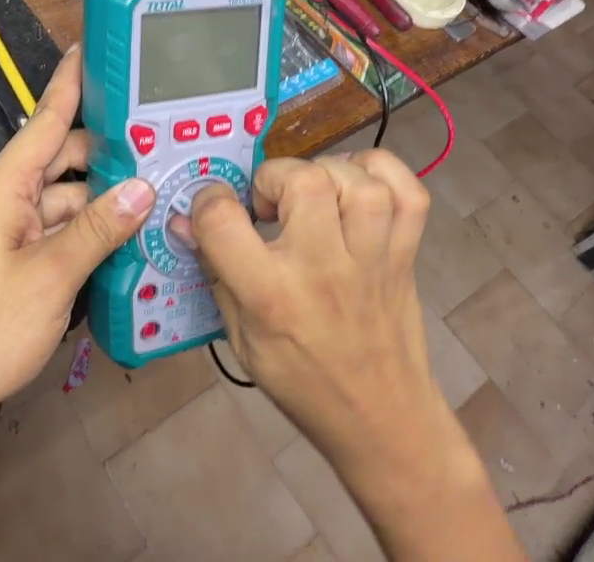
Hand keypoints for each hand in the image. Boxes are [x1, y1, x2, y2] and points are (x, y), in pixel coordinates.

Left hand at [0, 46, 154, 439]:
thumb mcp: (51, 277)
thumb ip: (98, 228)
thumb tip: (143, 186)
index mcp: (2, 187)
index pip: (46, 120)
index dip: (70, 82)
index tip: (90, 45)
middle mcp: (3, 198)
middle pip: (63, 160)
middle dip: (109, 154)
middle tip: (165, 146)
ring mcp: (6, 231)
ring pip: (65, 199)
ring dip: (103, 200)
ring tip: (159, 195)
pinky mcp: (12, 259)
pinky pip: (56, 230)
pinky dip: (87, 231)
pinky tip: (126, 238)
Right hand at [173, 151, 445, 468]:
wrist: (382, 418)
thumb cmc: (301, 380)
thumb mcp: (241, 338)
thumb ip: (216, 272)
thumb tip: (185, 220)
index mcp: (271, 295)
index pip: (223, 219)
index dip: (207, 199)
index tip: (215, 207)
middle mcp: (323, 268)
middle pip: (303, 181)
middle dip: (275, 176)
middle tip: (270, 204)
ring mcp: (372, 259)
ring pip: (357, 180)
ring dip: (327, 173)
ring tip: (313, 196)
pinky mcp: (406, 255)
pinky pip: (408, 193)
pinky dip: (383, 173)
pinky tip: (357, 185)